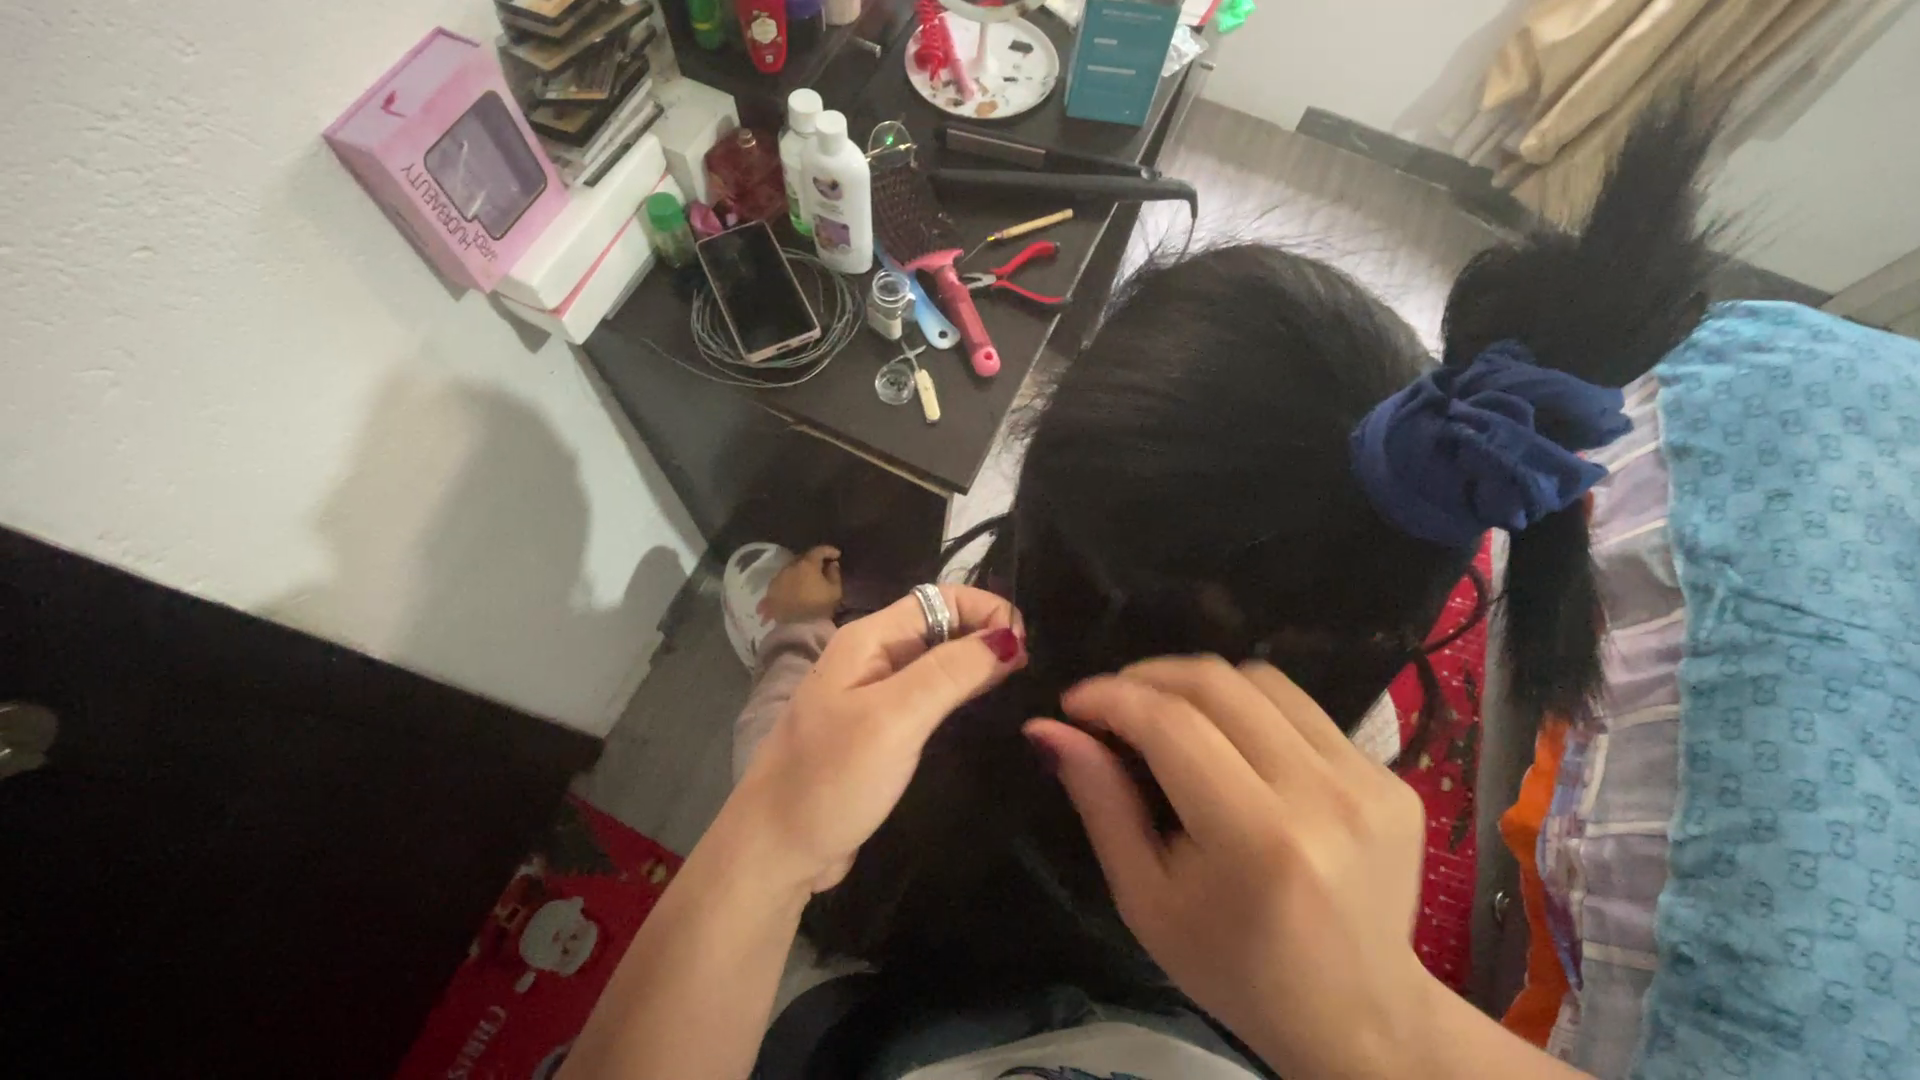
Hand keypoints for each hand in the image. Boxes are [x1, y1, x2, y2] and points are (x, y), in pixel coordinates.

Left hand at [725, 585, 1025, 893]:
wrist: (776, 851)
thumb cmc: (830, 780)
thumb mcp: (894, 719)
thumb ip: (950, 672)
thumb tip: (1010, 635)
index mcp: (868, 639)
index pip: (941, 597)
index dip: (987, 610)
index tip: (1025, 647)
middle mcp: (871, 658)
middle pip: (941, 626)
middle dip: (987, 636)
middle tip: (1030, 673)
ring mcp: (874, 696)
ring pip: (937, 664)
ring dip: (977, 668)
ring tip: (1018, 690)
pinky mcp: (880, 732)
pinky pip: (928, 699)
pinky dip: (959, 698)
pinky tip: (983, 715)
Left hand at [760, 546, 842, 623]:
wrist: (794, 627)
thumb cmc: (818, 607)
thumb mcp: (835, 591)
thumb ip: (835, 574)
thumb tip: (832, 564)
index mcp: (807, 564)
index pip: (819, 550)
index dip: (830, 551)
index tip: (837, 555)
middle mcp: (790, 566)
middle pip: (804, 558)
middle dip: (814, 561)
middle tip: (823, 567)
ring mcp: (779, 577)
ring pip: (792, 569)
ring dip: (801, 572)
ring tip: (808, 580)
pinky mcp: (771, 590)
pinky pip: (783, 581)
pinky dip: (791, 582)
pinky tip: (795, 589)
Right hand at [1025, 658, 1432, 1079]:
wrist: (1361, 1015)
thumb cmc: (1234, 969)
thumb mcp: (1145, 898)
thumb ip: (1100, 802)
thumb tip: (1049, 728)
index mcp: (1257, 837)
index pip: (1171, 724)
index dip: (1111, 697)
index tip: (1073, 702)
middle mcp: (1321, 793)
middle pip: (1217, 683)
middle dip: (1148, 677)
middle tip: (1112, 702)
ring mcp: (1367, 779)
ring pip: (1262, 680)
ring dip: (1199, 686)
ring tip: (1167, 717)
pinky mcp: (1391, 775)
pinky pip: (1302, 710)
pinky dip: (1251, 713)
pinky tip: (1234, 750)